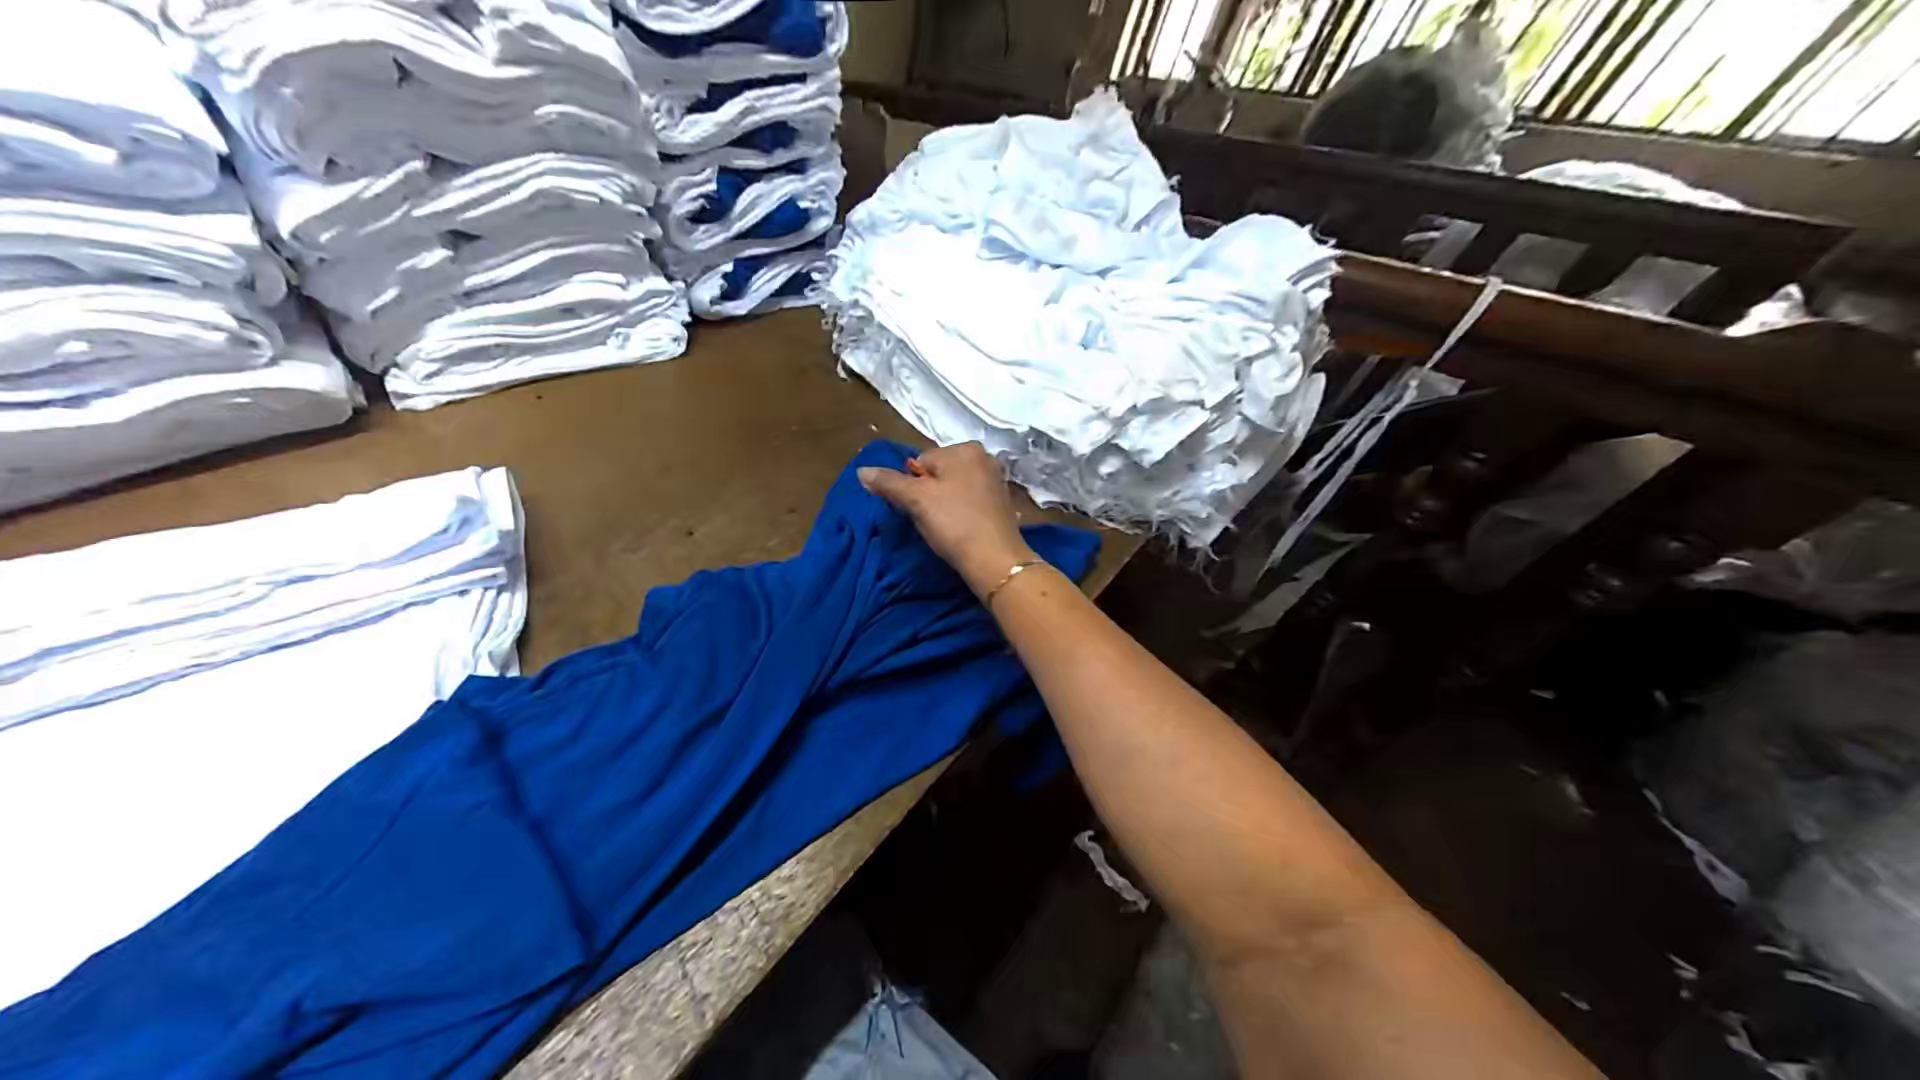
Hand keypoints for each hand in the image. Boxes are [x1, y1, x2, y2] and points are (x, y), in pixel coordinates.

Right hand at [858, 443, 1037, 598]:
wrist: (995, 560)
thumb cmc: (954, 523)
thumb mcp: (916, 500)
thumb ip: (888, 482)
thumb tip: (862, 471)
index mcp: (965, 448)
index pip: (921, 461)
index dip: (913, 486)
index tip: (919, 508)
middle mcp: (984, 457)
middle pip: (938, 473)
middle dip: (930, 494)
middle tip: (932, 519)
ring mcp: (996, 480)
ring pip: (954, 488)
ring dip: (945, 504)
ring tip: (947, 527)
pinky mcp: (1003, 503)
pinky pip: (970, 501)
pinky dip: (962, 512)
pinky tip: (962, 529)